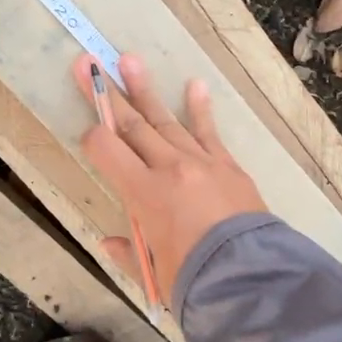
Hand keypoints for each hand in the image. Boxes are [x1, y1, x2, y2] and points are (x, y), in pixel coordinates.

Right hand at [75, 54, 266, 300]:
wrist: (254, 279)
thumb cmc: (196, 281)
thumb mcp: (154, 275)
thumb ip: (129, 254)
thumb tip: (109, 242)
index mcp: (144, 193)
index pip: (107, 150)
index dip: (93, 138)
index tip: (86, 132)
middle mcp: (170, 168)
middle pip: (132, 125)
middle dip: (107, 94)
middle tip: (88, 63)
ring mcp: (201, 162)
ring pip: (167, 120)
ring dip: (145, 90)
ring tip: (130, 60)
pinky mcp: (228, 166)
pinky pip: (209, 133)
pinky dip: (200, 109)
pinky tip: (195, 85)